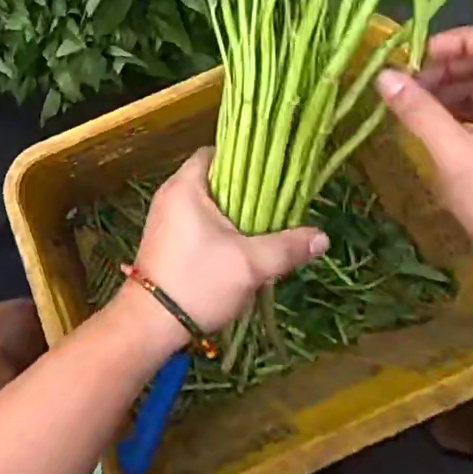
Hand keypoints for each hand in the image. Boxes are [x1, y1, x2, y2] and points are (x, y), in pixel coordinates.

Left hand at [130, 148, 328, 333]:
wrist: (151, 321)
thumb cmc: (198, 281)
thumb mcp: (250, 265)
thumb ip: (286, 247)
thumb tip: (322, 236)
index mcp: (185, 185)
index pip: (214, 152)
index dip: (243, 158)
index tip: (270, 174)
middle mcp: (170, 193)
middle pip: (212, 177)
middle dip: (243, 190)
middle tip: (273, 204)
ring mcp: (164, 216)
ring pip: (205, 201)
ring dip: (231, 212)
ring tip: (261, 227)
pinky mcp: (164, 237)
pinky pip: (194, 219)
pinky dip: (216, 226)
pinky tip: (238, 246)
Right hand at [373, 28, 472, 285]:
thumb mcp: (455, 157)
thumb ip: (419, 111)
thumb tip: (383, 75)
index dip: (466, 39)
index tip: (424, 55)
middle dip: (455, 67)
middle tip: (413, 82)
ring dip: (459, 90)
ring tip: (420, 106)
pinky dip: (472, 112)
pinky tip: (442, 128)